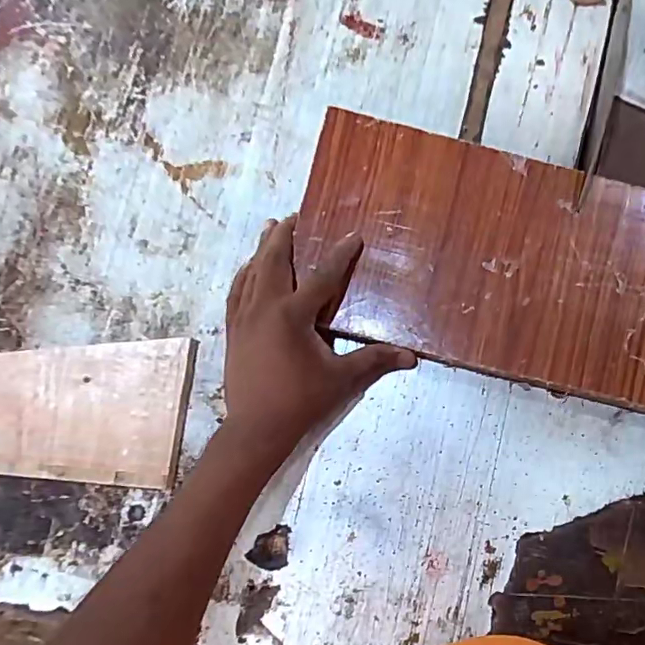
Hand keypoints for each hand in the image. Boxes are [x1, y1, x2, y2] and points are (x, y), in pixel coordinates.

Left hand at [221, 215, 415, 458]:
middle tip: (293, 216)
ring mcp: (243, 319)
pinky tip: (247, 271)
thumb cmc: (302, 401)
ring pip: (251, 274)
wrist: (257, 428)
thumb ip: (375, 361)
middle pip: (272, 262)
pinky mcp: (233, 331)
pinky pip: (236, 292)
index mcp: (292, 316)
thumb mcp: (343, 379)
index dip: (339, 256)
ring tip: (269, 232)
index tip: (352, 236)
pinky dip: (244, 275)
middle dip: (284, 237)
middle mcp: (264, 309)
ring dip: (261, 250)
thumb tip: (411, 357)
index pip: (321, 278)